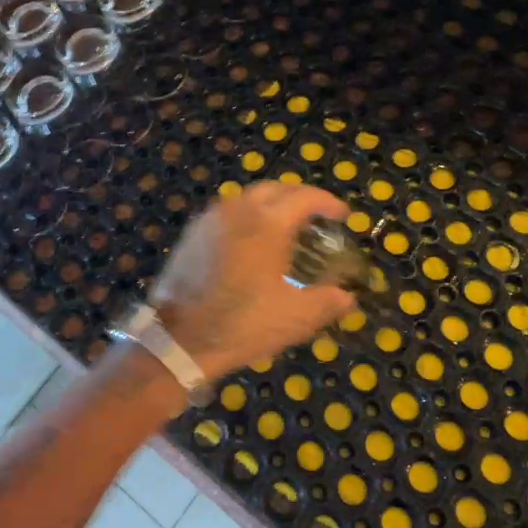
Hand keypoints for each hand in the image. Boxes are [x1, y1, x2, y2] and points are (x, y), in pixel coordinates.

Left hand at [149, 182, 353, 379]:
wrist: (180, 338)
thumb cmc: (242, 324)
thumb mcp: (295, 318)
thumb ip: (327, 302)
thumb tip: (347, 296)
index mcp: (267, 222)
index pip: (305, 197)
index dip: (328, 203)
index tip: (341, 216)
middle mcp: (238, 209)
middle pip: (275, 189)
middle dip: (299, 198)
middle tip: (315, 218)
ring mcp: (211, 218)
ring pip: (248, 198)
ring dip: (271, 205)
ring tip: (285, 229)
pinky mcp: (192, 233)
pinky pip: (227, 212)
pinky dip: (247, 217)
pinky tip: (252, 243)